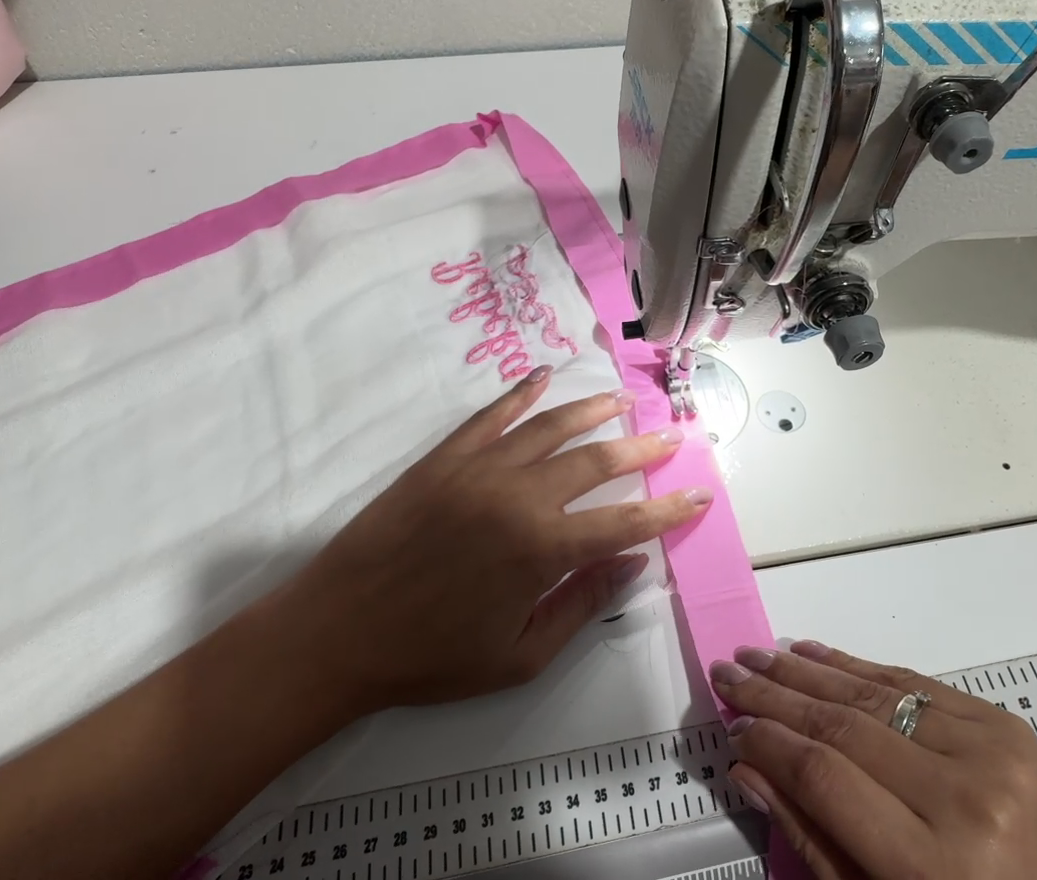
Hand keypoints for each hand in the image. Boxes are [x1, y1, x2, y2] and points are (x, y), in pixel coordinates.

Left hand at [268, 367, 709, 722]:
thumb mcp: (519, 656)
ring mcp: (478, 470)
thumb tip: (632, 563)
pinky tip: (544, 377)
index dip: (668, 510)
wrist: (336, 633)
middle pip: (596, 462)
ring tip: (623, 400)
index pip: (625, 522)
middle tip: (674, 437)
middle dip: (642, 450)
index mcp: (542, 549)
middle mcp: (518, 497)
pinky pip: (490, 416)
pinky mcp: (442, 459)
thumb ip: (581, 605)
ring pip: (549, 427)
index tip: (700, 493)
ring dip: (592, 410)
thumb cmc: (431, 658)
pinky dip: (521, 394)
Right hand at [710, 643, 1036, 879]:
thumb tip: (748, 768)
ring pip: (876, 693)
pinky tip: (816, 653)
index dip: (769, 744)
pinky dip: (860, 667)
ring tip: (759, 656)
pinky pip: (917, 683)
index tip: (729, 725)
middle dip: (775, 696)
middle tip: (727, 672)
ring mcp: (992, 751)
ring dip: (808, 670)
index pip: (825, 776)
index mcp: (934, 864)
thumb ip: (813, 841)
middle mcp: (965, 796)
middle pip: (845, 725)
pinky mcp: (1007, 724)